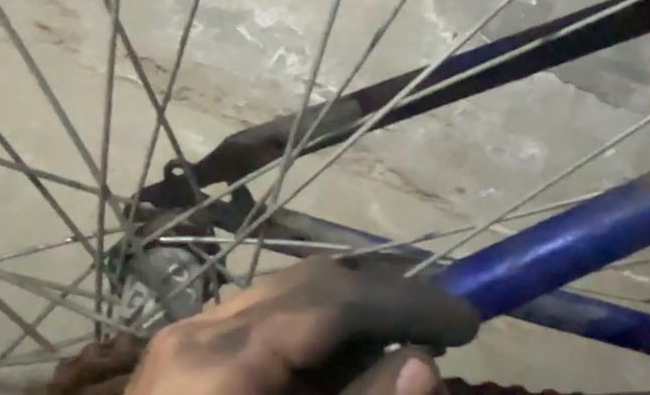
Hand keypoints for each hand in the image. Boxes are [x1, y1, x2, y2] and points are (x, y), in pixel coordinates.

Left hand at [51, 257, 479, 394]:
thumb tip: (425, 359)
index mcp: (225, 358)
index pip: (334, 299)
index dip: (407, 301)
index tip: (467, 319)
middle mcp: (202, 327)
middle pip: (309, 282)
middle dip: (380, 298)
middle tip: (440, 329)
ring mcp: (185, 337)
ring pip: (285, 294)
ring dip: (347, 312)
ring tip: (397, 346)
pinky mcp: (182, 355)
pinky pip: (260, 320)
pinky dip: (309, 334)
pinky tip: (339, 366)